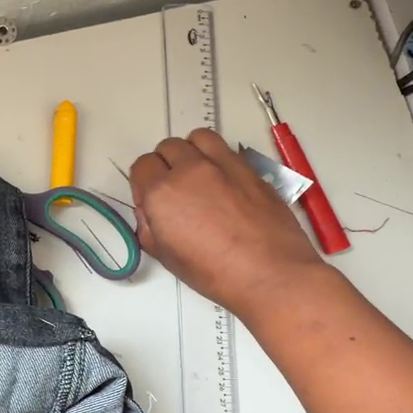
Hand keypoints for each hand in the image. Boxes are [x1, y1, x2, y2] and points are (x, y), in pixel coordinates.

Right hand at [128, 129, 332, 317]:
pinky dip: (218, 159)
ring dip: (192, 151)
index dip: (143, 182)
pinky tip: (224, 184)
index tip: (152, 200)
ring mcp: (225, 166)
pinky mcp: (252, 170)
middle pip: (168, 146)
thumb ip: (148, 225)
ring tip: (197, 174)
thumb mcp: (164, 255)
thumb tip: (151, 211)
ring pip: (199, 138)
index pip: (142, 165)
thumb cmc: (213, 272)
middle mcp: (191, 171)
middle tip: (174, 188)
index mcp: (162, 192)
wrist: (270, 274)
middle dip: (165, 164)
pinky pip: (227, 150)